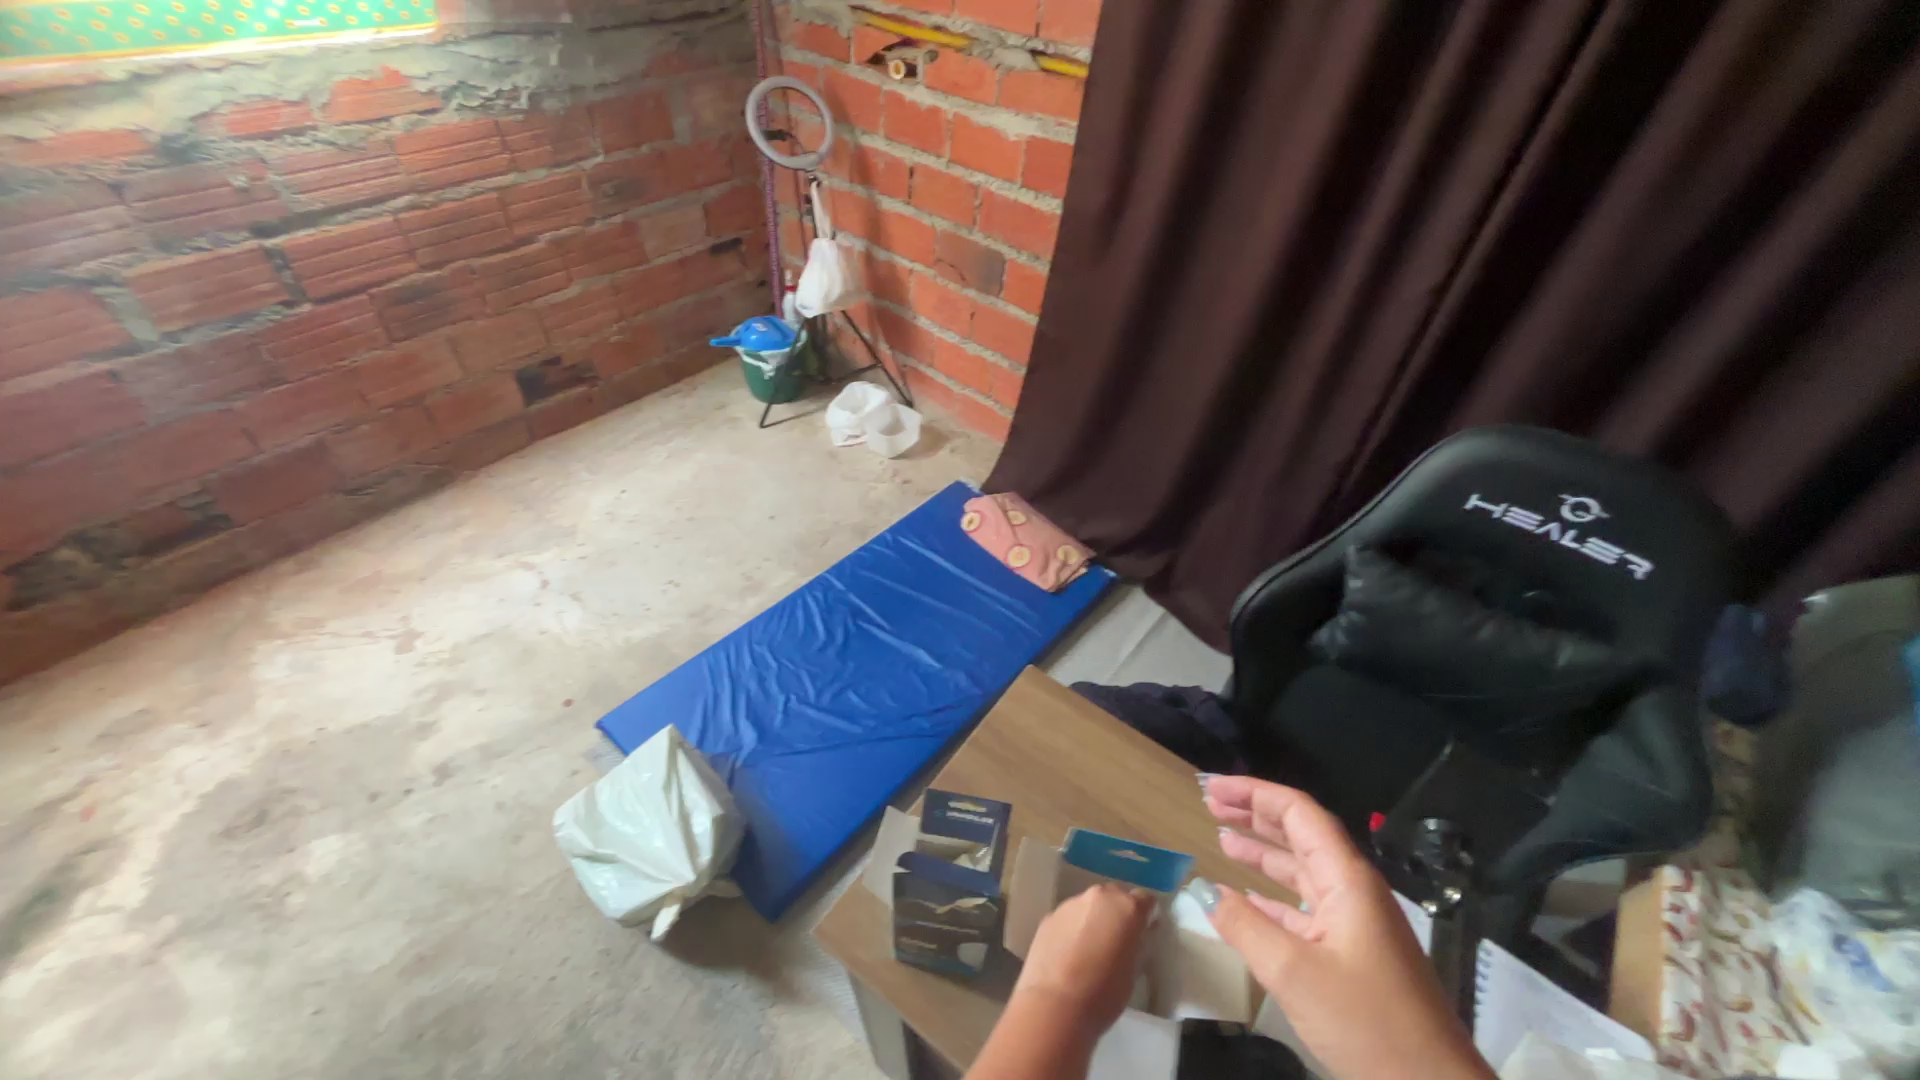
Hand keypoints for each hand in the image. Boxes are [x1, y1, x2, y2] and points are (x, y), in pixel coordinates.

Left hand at [1010, 882, 1153, 1038]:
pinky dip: (1073, 929)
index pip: (1145, 900)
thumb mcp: (1134, 970)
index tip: (1143, 933)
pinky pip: (1068, 917)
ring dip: (1093, 920)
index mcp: (1126, 908)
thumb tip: (1134, 936)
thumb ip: (1136, 944)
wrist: (1055, 1005)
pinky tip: (1069, 954)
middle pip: (1114, 897)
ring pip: (1089, 906)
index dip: (1146, 916)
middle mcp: (1098, 897)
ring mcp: (1070, 904)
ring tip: (1089, 950)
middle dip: (1118, 914)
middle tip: (1117, 941)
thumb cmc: (1104, 993)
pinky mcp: (1048, 916)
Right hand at [1199, 775, 1493, 1079]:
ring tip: (1221, 837)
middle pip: (1301, 834)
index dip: (1253, 794)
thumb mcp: (1294, 972)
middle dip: (1255, 814)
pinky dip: (1272, 896)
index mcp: (1347, 879)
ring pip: (1302, 870)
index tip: (1211, 787)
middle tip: (1209, 802)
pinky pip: (1306, 907)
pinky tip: (1244, 898)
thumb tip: (1202, 889)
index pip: (1298, 813)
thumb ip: (1244, 924)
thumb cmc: (1369, 1024)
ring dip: (1262, 851)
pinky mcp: (1354, 953)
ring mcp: (1356, 922)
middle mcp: (1353, 890)